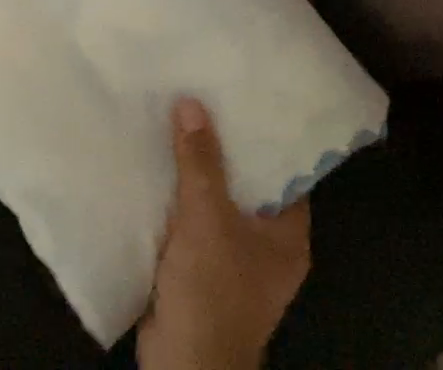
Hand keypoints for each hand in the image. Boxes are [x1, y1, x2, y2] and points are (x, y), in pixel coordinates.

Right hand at [139, 98, 312, 369]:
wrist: (185, 361)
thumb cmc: (212, 288)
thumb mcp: (206, 217)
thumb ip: (200, 161)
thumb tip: (192, 103)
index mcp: (288, 236)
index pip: (285, 173)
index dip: (264, 137)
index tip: (241, 99)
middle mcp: (267, 247)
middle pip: (246, 186)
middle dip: (221, 150)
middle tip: (200, 101)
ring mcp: (233, 260)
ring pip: (215, 204)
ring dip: (194, 174)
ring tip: (173, 123)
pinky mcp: (201, 270)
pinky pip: (192, 224)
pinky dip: (177, 200)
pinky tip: (155, 169)